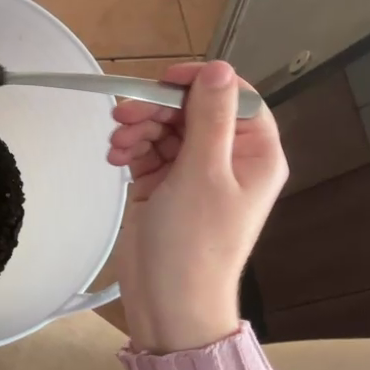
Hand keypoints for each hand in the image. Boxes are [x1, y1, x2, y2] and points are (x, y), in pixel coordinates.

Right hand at [106, 61, 286, 352]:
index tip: (162, 81)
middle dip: (157, 109)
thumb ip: (209, 118)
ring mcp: (192, 173)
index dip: (200, 83)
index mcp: (254, 153)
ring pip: (165, 129)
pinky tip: (116, 158)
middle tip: (121, 115)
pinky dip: (130, 149)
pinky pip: (147, 152)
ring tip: (116, 146)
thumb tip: (218, 69)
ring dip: (138, 130)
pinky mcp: (162, 187)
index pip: (234, 98)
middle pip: (192, 111)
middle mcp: (226, 159)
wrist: (168, 300)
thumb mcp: (203, 174)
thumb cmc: (194, 243)